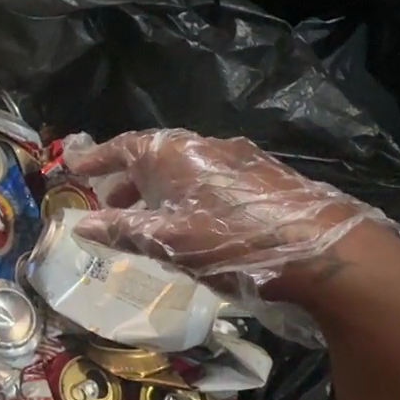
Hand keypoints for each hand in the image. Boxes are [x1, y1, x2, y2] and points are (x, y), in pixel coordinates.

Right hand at [63, 129, 395, 292]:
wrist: (325, 254)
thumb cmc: (231, 242)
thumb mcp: (165, 241)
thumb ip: (119, 230)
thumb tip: (80, 225)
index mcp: (174, 153)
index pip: (123, 146)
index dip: (96, 158)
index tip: (74, 169)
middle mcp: (205, 147)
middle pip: (153, 158)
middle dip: (127, 181)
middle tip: (111, 207)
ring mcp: (239, 161)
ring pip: (184, 171)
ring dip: (159, 192)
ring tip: (150, 223)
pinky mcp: (266, 179)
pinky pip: (211, 180)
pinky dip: (189, 197)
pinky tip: (195, 226)